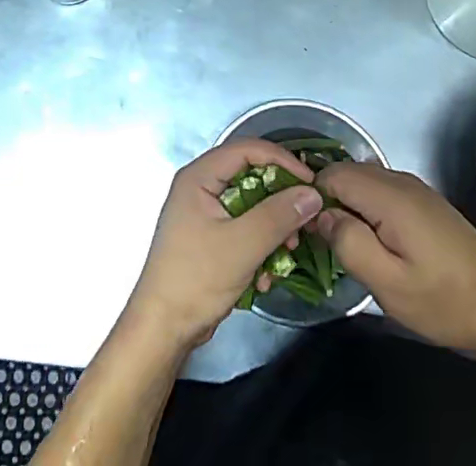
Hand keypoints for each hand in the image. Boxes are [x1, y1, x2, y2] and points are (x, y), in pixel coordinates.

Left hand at [125, 140, 324, 347]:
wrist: (163, 327)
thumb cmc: (196, 278)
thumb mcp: (242, 245)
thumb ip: (278, 215)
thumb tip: (312, 194)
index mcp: (200, 177)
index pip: (247, 149)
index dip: (281, 160)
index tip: (310, 184)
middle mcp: (201, 187)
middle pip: (252, 176)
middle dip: (280, 201)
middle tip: (304, 222)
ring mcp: (205, 213)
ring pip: (253, 206)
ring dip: (273, 230)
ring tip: (287, 254)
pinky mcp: (211, 238)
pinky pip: (245, 229)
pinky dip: (260, 247)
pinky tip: (266, 276)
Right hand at [315, 161, 475, 356]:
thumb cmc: (443, 301)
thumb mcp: (387, 283)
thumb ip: (348, 243)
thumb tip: (321, 215)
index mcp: (390, 197)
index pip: (332, 175)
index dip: (312, 198)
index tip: (307, 231)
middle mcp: (401, 181)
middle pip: (346, 173)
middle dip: (327, 200)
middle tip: (322, 241)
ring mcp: (416, 189)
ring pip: (363, 181)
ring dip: (347, 204)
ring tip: (345, 243)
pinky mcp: (425, 202)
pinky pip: (381, 191)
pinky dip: (366, 208)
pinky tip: (372, 240)